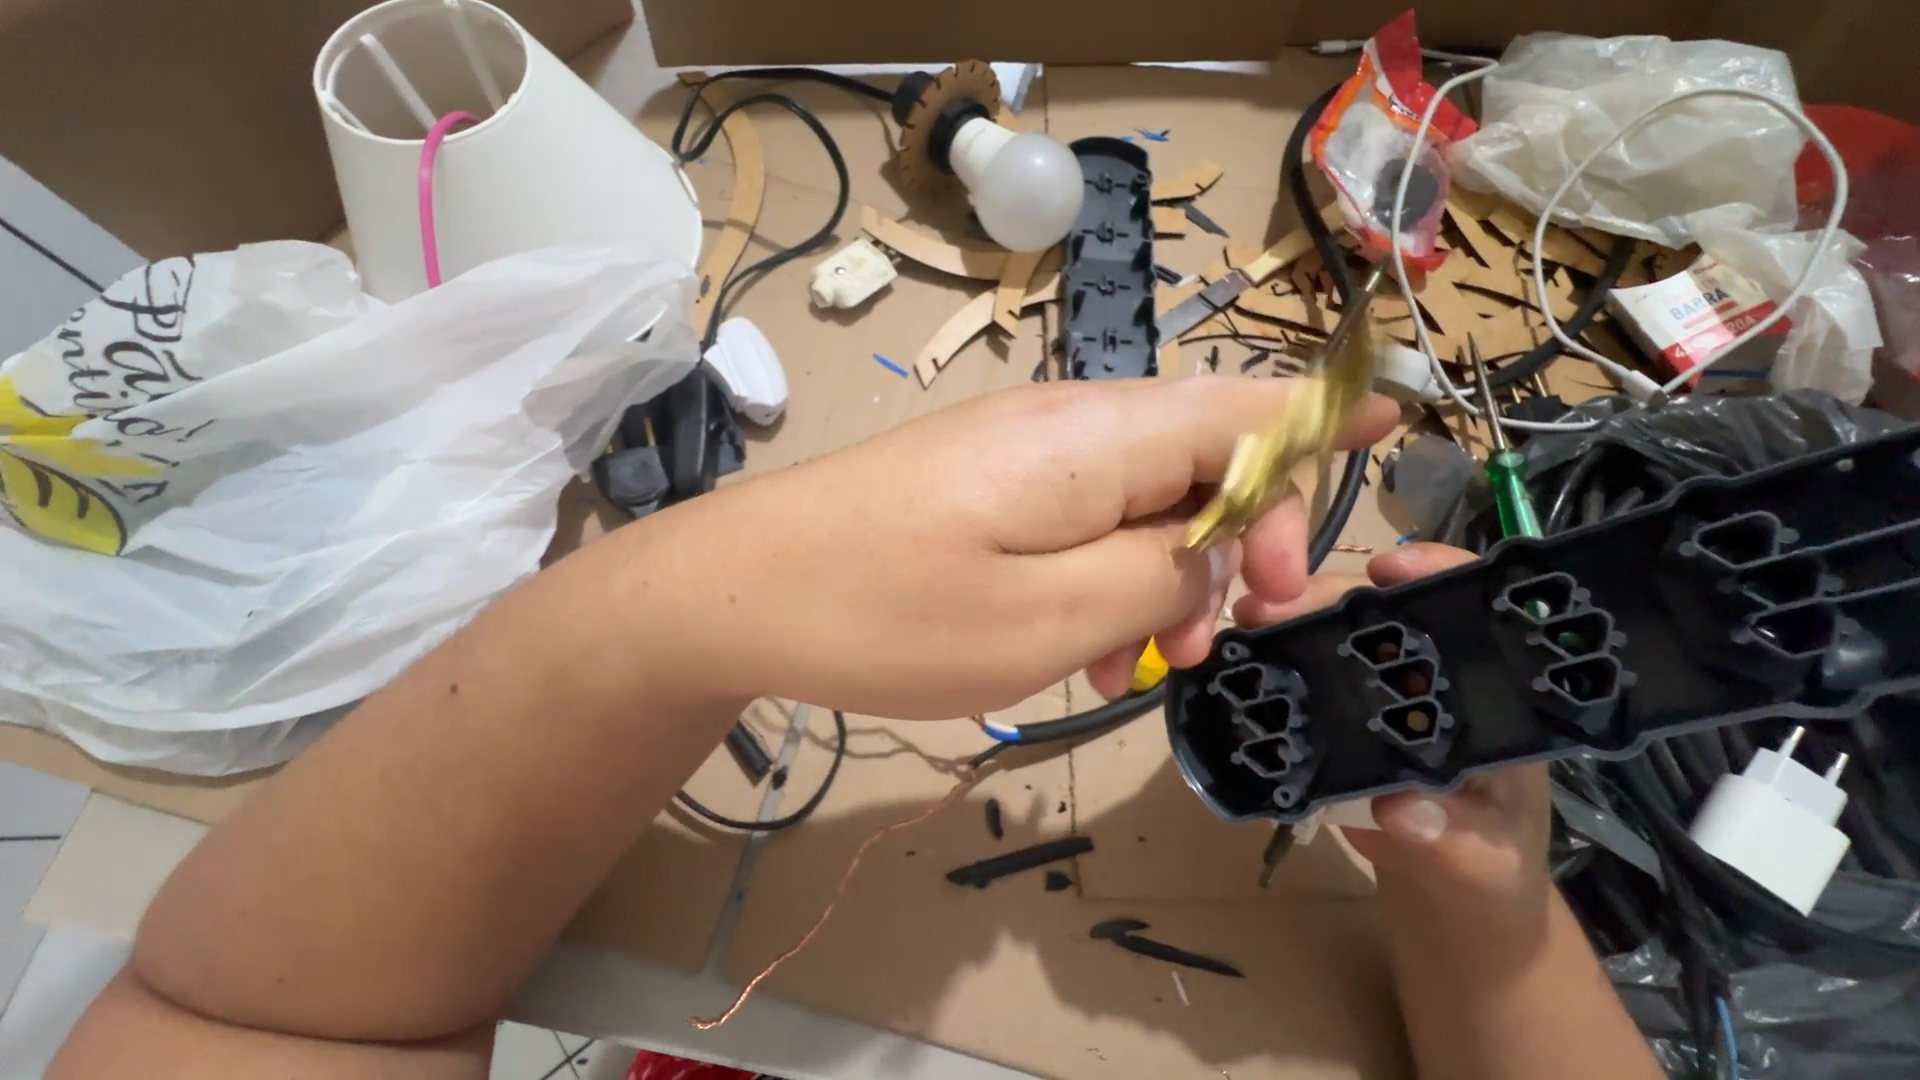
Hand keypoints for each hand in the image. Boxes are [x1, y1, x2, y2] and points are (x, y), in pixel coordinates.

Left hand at [673, 378, 1396, 720]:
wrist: (739, 589)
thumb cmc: (889, 612)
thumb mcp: (1051, 619)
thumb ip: (1159, 575)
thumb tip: (1212, 546)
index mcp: (1102, 436)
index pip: (1250, 407)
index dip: (1328, 429)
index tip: (1386, 461)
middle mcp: (1071, 423)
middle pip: (1204, 457)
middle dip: (1235, 548)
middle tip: (1229, 637)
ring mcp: (1022, 453)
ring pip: (1142, 503)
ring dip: (1163, 581)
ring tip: (1138, 670)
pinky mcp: (986, 486)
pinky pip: (1081, 522)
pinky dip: (1103, 582)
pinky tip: (1080, 654)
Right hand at [1233, 543, 1552, 911]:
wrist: (1444, 893)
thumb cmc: (1488, 871)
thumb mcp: (1482, 860)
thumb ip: (1452, 839)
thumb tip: (1402, 809)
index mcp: (1482, 696)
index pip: (1468, 610)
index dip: (1434, 573)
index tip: (1385, 566)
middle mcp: (1426, 680)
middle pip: (1379, 611)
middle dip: (1324, 595)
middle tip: (1265, 605)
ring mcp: (1375, 696)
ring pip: (1330, 635)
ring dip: (1285, 620)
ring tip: (1240, 623)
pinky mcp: (1335, 718)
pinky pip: (1301, 677)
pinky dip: (1266, 662)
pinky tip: (1232, 659)